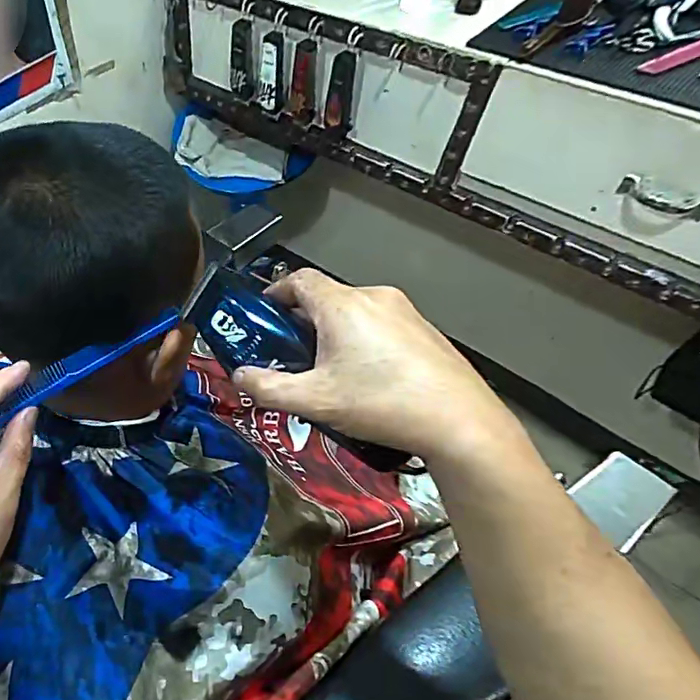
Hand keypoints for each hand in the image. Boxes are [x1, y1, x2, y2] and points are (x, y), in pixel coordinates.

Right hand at [231, 269, 515, 464]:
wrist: (457, 420)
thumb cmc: (384, 403)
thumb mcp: (315, 401)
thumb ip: (269, 388)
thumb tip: (242, 378)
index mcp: (342, 304)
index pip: (298, 279)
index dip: (275, 293)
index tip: (263, 314)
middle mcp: (374, 297)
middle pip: (326, 298)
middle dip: (303, 322)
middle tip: (291, 355)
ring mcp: (405, 312)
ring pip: (356, 313)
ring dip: (335, 334)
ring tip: (329, 373)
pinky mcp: (425, 331)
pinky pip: (382, 327)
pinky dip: (364, 342)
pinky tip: (368, 379)